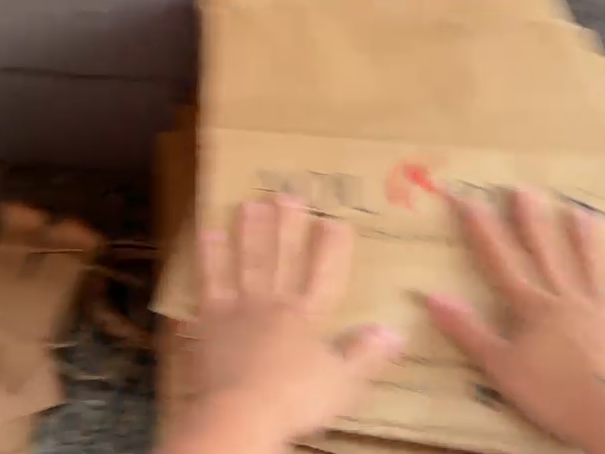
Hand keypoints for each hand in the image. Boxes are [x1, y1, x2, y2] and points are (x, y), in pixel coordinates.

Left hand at [187, 196, 402, 443]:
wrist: (242, 411)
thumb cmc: (296, 400)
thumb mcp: (342, 383)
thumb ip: (366, 354)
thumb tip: (396, 330)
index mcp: (306, 317)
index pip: (324, 275)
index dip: (331, 248)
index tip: (335, 220)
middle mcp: (273, 302)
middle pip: (281, 257)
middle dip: (286, 225)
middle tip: (285, 194)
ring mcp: (240, 306)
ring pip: (247, 259)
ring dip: (249, 230)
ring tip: (249, 202)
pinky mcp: (211, 316)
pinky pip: (210, 279)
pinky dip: (209, 255)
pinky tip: (207, 231)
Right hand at [426, 187, 604, 453]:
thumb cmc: (557, 396)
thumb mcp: (500, 367)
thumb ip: (467, 330)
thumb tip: (431, 294)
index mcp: (534, 309)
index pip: (501, 261)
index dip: (484, 229)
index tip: (469, 197)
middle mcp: (571, 302)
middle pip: (549, 255)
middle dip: (534, 221)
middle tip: (525, 189)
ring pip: (598, 271)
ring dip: (590, 241)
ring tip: (584, 211)